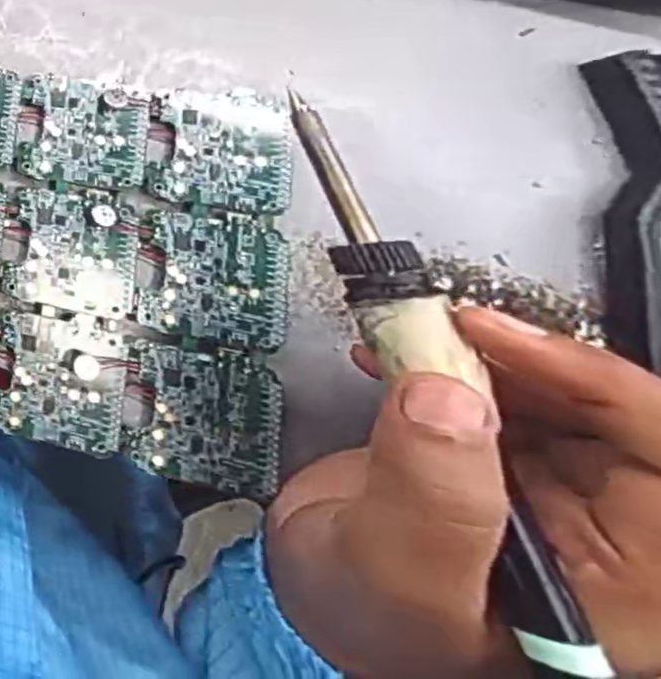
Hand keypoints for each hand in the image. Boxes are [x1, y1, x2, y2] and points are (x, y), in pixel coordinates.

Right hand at [266, 306, 660, 677]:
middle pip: (616, 423)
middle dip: (528, 364)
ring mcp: (554, 495)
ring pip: (556, 400)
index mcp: (644, 584)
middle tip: (438, 328)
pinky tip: (391, 355)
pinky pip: (494, 398)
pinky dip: (443, 363)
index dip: (602, 390)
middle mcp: (618, 536)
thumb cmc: (367, 613)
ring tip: (404, 337)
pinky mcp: (491, 462)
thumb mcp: (398, 568)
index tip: (494, 334)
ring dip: (480, 357)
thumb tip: (445, 394)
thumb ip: (431, 496)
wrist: (313, 596)